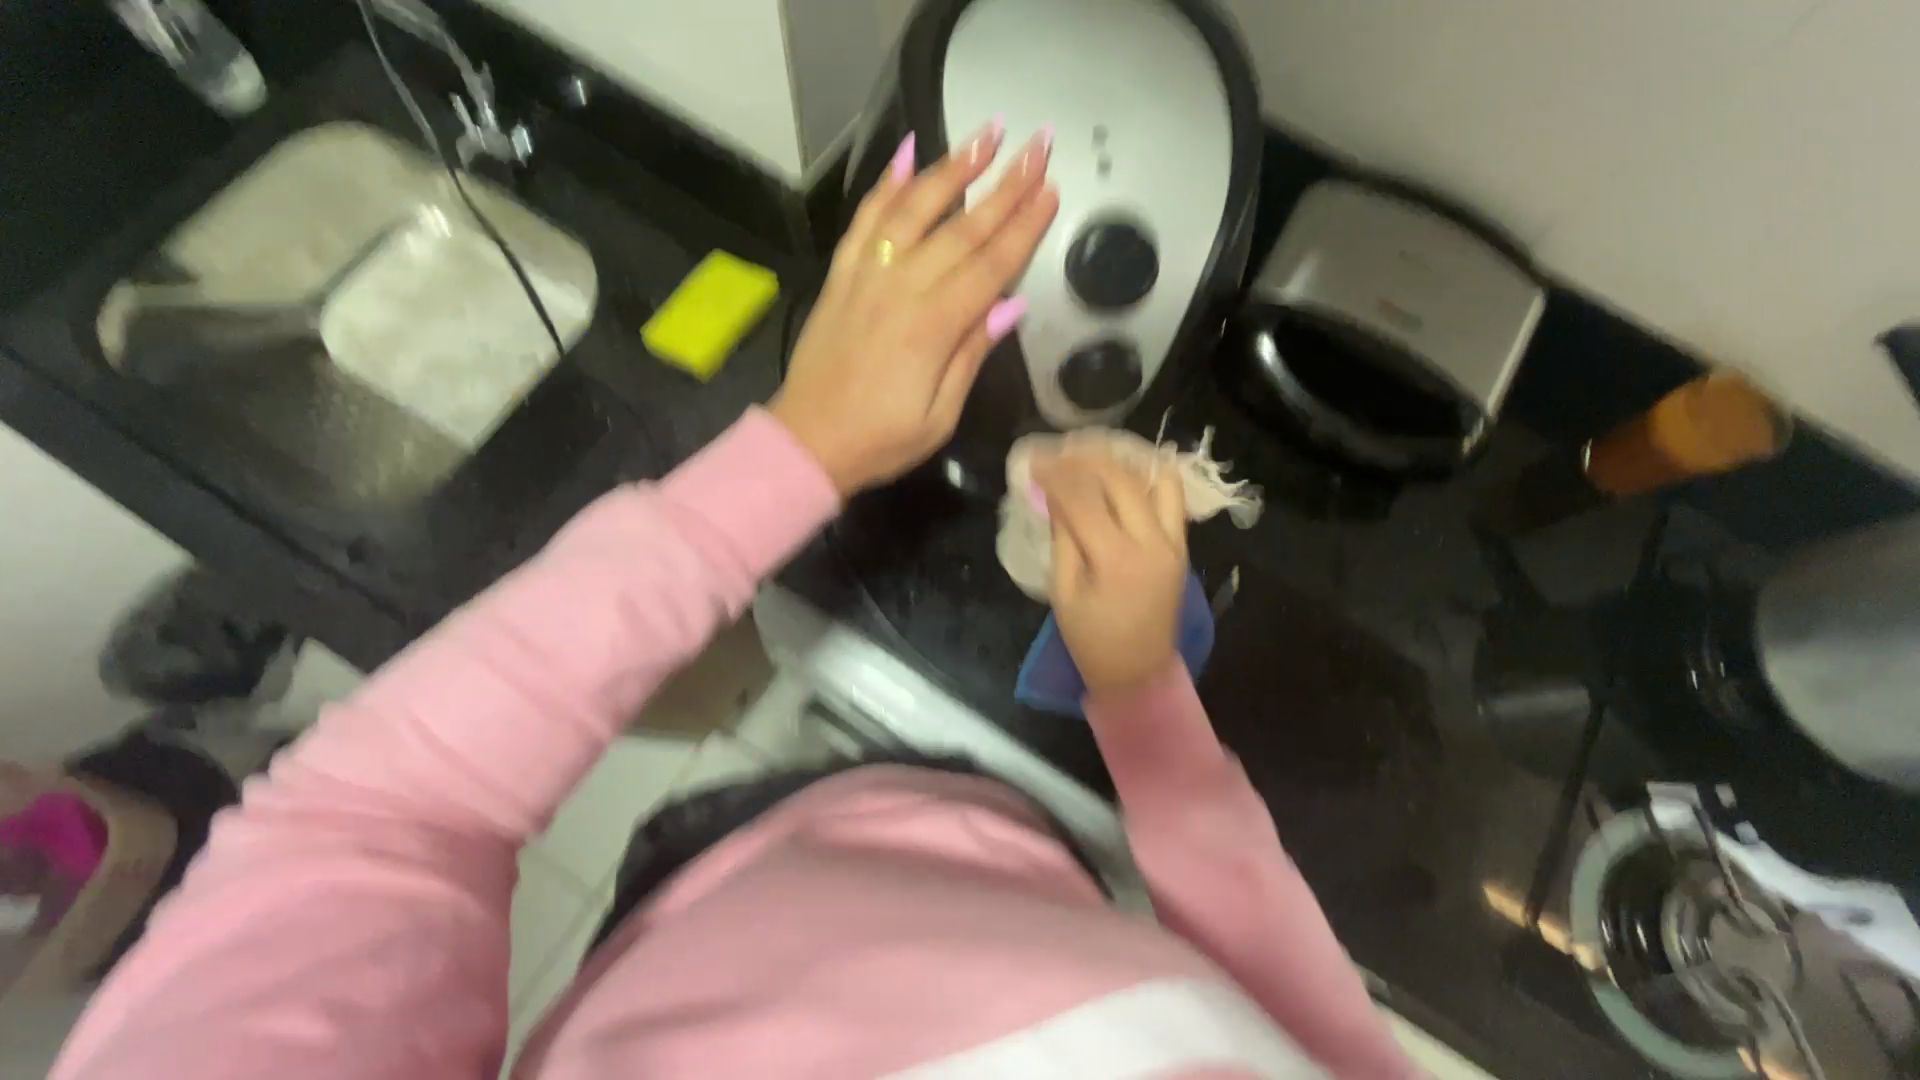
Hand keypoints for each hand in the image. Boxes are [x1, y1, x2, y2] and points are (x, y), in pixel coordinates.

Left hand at [770, 123, 1060, 494]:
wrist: (807, 443)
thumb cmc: (880, 440)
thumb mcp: (940, 416)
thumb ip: (972, 355)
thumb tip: (1011, 304)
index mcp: (933, 327)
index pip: (991, 265)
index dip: (1025, 227)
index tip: (1051, 190)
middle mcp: (900, 288)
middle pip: (962, 228)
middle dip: (1006, 185)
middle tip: (1038, 145)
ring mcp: (866, 276)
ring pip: (915, 209)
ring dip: (953, 167)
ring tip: (987, 133)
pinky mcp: (841, 277)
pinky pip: (865, 221)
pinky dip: (886, 186)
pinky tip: (906, 154)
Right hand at [1035, 453, 1188, 696]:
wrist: (1138, 671)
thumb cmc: (1091, 639)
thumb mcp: (1064, 591)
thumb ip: (1062, 537)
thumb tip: (1052, 492)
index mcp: (1115, 560)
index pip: (1081, 499)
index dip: (1054, 474)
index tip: (1033, 461)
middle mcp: (1150, 542)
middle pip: (1117, 479)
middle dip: (1083, 458)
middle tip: (1057, 451)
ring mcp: (1172, 541)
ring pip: (1150, 479)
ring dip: (1119, 459)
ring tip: (1090, 451)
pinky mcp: (1181, 544)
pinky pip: (1173, 497)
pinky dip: (1153, 475)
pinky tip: (1128, 466)